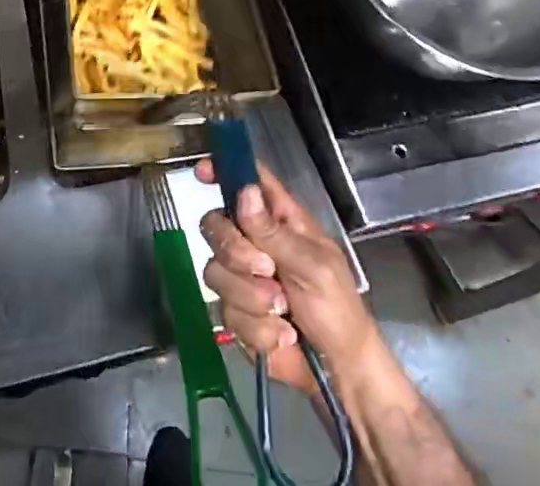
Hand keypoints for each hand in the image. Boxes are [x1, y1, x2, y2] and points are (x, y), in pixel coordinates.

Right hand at [195, 160, 377, 393]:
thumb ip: (274, 233)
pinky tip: (279, 333)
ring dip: (251, 296)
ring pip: (215, 271)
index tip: (202, 172)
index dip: (224, 170)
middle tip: (267, 269)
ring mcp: (241, 276)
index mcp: (279, 220)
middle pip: (216, 224)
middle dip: (236, 251)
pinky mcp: (235, 310)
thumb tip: (244, 191)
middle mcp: (254, 241)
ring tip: (283, 310)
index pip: (248, 182)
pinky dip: (255, 326)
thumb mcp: (314, 266)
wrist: (337, 370)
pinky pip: (224, 310)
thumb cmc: (337, 309)